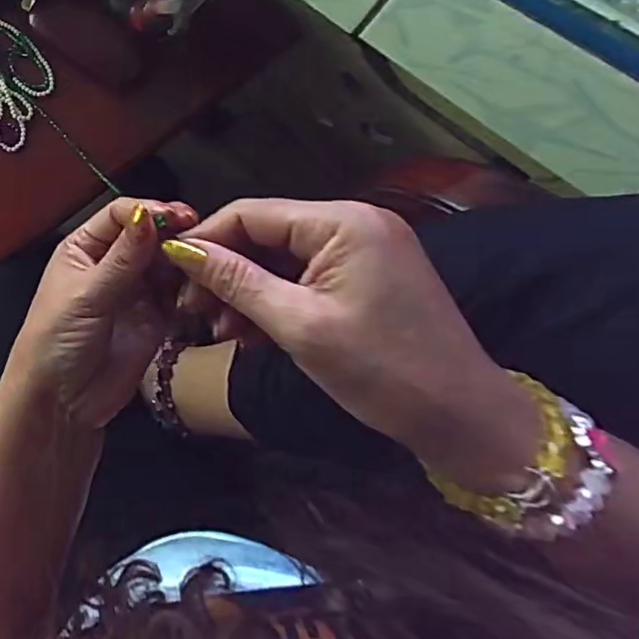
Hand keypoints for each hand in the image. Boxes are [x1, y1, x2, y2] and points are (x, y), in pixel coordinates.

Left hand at [4, 198, 197, 430]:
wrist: (61, 400)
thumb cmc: (54, 341)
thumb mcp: (86, 296)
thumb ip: (122, 259)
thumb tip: (146, 216)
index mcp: (83, 248)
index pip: (120, 215)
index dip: (149, 212)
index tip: (180, 216)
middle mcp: (110, 263)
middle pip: (150, 236)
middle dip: (175, 235)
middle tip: (204, 240)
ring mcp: (135, 290)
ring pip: (169, 263)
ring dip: (188, 262)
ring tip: (207, 266)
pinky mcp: (155, 317)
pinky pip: (180, 294)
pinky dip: (194, 290)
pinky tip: (206, 289)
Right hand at [161, 198, 539, 490]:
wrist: (469, 424)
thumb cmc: (383, 371)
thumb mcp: (296, 324)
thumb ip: (233, 280)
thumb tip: (177, 250)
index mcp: (342, 223)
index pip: (249, 213)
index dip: (204, 241)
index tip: (169, 274)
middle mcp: (352, 223)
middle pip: (261, 235)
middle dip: (222, 272)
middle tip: (190, 311)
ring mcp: (360, 249)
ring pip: (274, 259)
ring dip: (241, 292)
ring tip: (218, 332)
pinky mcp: (362, 276)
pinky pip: (298, 277)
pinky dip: (269, 301)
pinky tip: (246, 334)